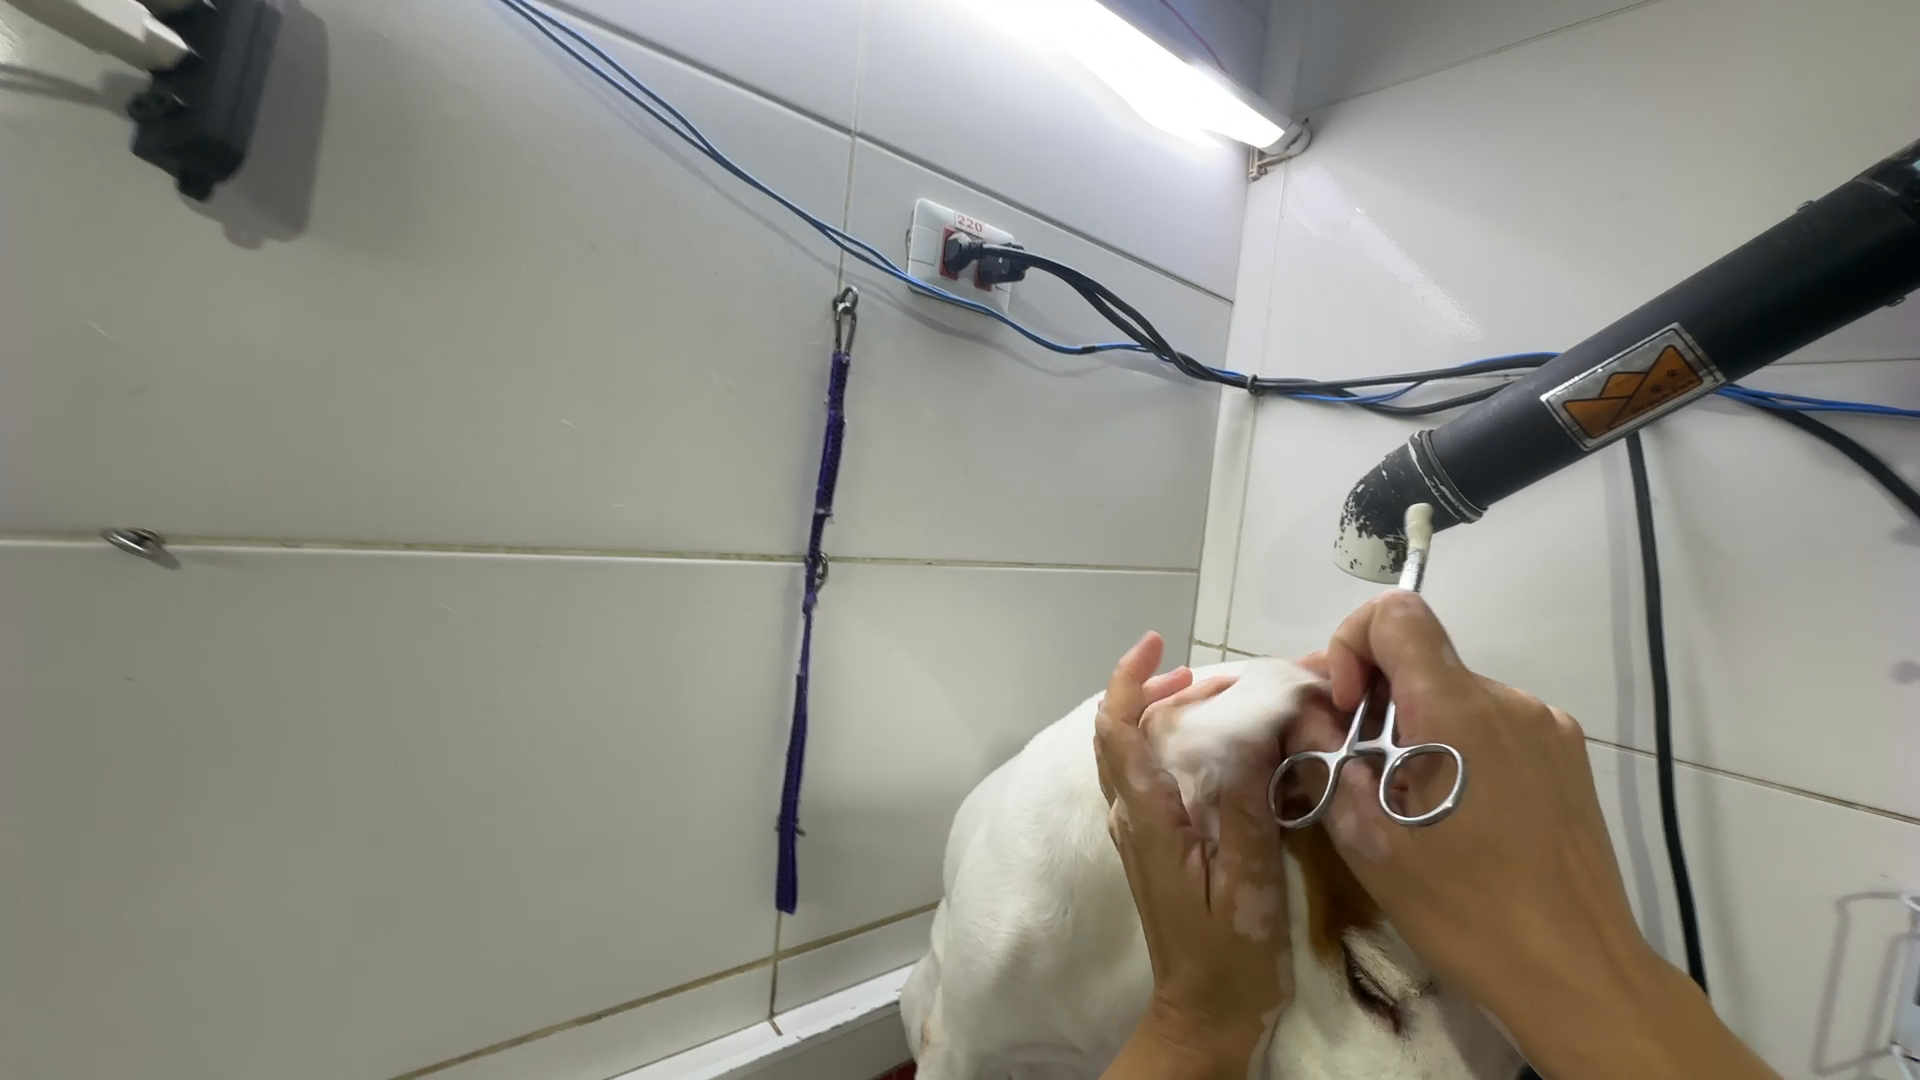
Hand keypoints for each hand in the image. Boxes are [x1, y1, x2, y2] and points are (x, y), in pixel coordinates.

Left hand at [1093, 633, 1290, 1067]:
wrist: (1202, 1011)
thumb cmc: (1229, 955)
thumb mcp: (1250, 885)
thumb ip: (1246, 809)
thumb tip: (1249, 735)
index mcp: (1147, 817)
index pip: (1119, 730)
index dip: (1129, 679)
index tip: (1155, 642)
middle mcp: (1129, 813)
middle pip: (1117, 731)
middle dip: (1150, 688)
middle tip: (1205, 672)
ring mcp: (1135, 826)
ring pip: (1129, 749)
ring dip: (1160, 712)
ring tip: (1211, 694)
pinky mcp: (1149, 838)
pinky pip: (1146, 772)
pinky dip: (1169, 741)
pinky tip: (1209, 743)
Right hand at [1286, 593, 1663, 1051]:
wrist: (1580, 978)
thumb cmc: (1461, 906)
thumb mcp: (1363, 831)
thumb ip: (1321, 749)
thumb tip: (1304, 707)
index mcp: (1456, 710)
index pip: (1395, 614)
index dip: (1351, 644)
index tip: (1346, 709)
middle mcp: (1507, 701)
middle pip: (1418, 655)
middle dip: (1370, 693)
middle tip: (1348, 757)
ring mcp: (1544, 726)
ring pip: (1449, 689)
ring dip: (1408, 721)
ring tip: (1399, 790)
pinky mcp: (1564, 755)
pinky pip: (1485, 718)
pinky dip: (1448, 738)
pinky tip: (1447, 801)